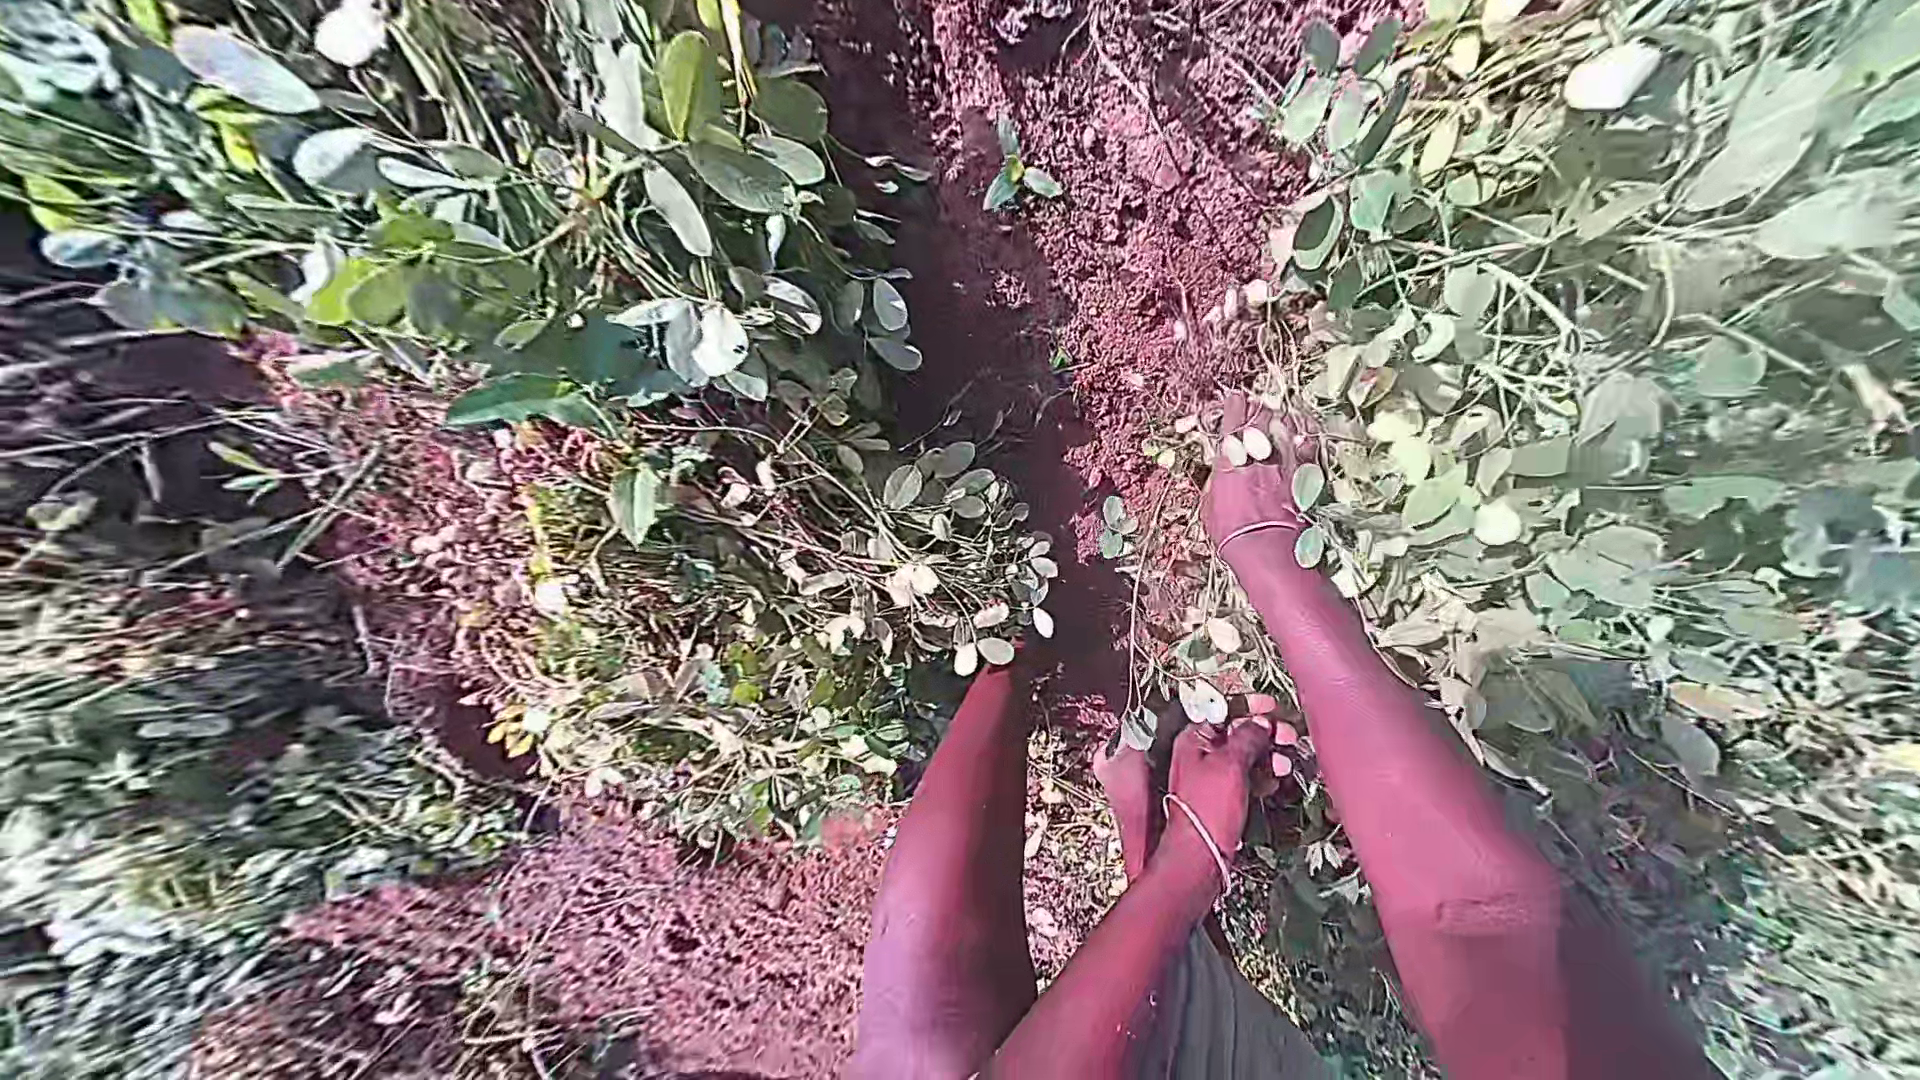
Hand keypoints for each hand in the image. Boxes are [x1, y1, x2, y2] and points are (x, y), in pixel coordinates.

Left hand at [1152, 696, 1291, 900]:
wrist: (1200, 856)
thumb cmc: (1209, 808)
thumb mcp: (1230, 766)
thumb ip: (1245, 739)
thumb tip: (1259, 721)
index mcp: (1193, 738)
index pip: (1221, 711)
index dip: (1247, 705)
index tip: (1272, 705)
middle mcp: (1199, 752)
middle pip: (1235, 732)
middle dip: (1263, 732)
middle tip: (1290, 736)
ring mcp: (1210, 775)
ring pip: (1243, 755)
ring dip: (1267, 754)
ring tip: (1287, 761)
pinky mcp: (1222, 795)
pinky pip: (1245, 776)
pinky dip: (1262, 774)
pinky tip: (1277, 778)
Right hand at [1202, 392, 1316, 558]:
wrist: (1264, 547)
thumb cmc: (1230, 531)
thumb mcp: (1209, 504)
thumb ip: (1216, 481)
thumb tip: (1219, 474)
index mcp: (1229, 461)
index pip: (1232, 422)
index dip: (1234, 406)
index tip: (1235, 397)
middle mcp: (1257, 456)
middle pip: (1261, 419)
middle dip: (1258, 409)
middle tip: (1256, 404)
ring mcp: (1283, 463)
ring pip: (1285, 427)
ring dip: (1280, 418)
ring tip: (1277, 415)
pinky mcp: (1303, 475)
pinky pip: (1306, 446)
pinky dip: (1303, 436)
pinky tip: (1301, 432)